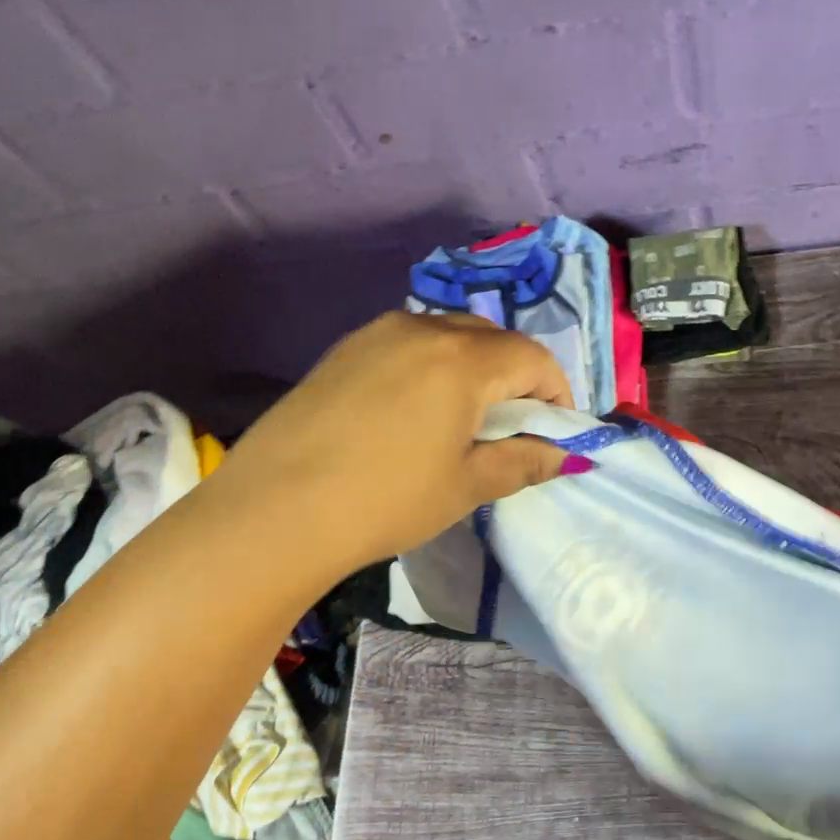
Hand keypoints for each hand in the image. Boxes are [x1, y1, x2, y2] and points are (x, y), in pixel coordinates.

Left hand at [207, 311, 579, 569]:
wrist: (274, 511)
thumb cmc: (386, 500)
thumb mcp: (466, 486)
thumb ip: (523, 462)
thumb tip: (564, 455)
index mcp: (462, 359)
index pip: (532, 357)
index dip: (556, 392)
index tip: (555, 432)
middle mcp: (422, 329)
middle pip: (492, 338)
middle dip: (517, 376)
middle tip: (514, 427)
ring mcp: (376, 334)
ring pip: (447, 335)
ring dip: (474, 368)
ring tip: (465, 419)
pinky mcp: (343, 349)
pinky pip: (407, 344)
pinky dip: (432, 367)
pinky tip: (415, 413)